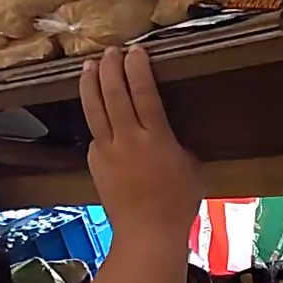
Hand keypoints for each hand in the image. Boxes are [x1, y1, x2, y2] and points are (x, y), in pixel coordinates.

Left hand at [80, 46, 200, 249]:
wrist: (148, 232)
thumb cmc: (179, 203)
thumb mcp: (191, 168)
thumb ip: (176, 145)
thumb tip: (166, 135)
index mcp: (157, 139)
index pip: (144, 94)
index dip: (139, 69)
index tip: (137, 51)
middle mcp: (128, 140)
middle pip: (114, 94)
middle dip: (112, 68)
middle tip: (112, 50)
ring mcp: (107, 151)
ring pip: (94, 109)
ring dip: (91, 83)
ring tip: (90, 65)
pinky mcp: (95, 163)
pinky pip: (95, 134)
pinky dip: (96, 117)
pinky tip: (98, 111)